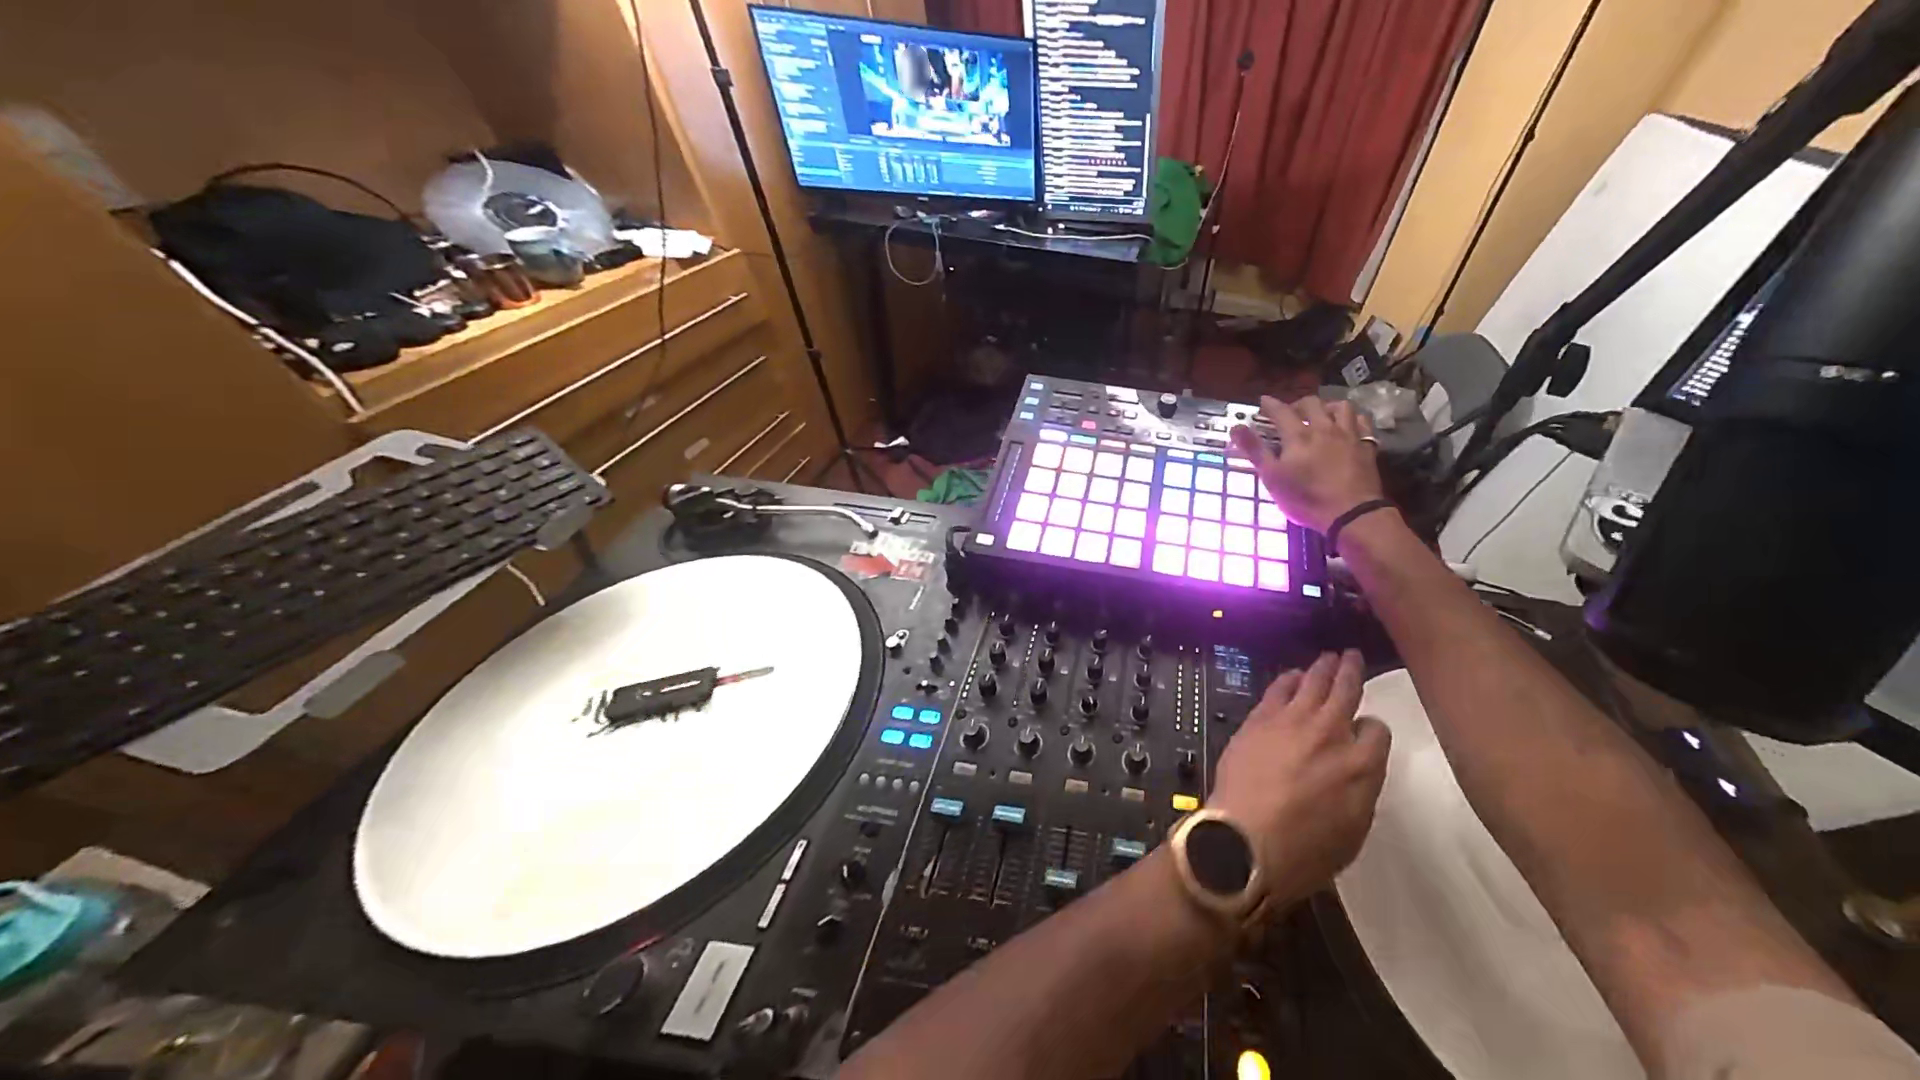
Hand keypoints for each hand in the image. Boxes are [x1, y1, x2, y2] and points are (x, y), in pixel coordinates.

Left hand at [1205, 650, 1390, 907]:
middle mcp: (1331, 734)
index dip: (1371, 728)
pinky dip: (1288, 679)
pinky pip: (1278, 690)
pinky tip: (1292, 675)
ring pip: (1313, 682)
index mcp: (1363, 766)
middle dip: (1351, 672)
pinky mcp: (1259, 719)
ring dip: (1322, 668)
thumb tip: (1356, 772)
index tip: (1365, 729)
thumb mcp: (1353, 830)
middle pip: (1346, 692)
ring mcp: (1292, 722)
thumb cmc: (1304, 850)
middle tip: (1351, 656)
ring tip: (1329, 657)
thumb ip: (1360, 791)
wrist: (1245, 840)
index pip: (1377, 730)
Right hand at [1230, 395, 1384, 534]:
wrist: (1351, 513)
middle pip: (1312, 403)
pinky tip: (1347, 427)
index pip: (1281, 411)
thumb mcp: (1272, 477)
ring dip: (1328, 407)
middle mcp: (1324, 428)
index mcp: (1298, 435)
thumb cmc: (1305, 498)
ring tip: (1321, 415)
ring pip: (1341, 407)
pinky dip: (1352, 420)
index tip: (1263, 402)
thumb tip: (1236, 427)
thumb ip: (1255, 450)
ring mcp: (1349, 436)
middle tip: (1290, 413)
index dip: (1270, 404)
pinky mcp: (1366, 447)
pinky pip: (1362, 423)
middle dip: (1298, 404)